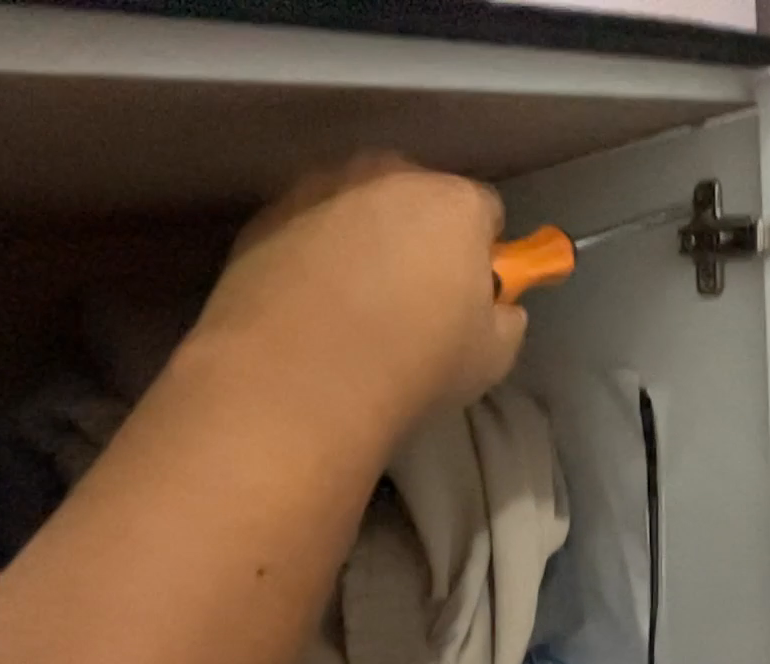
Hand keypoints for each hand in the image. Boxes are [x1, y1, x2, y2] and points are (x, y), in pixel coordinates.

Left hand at [179, 157, 527, 434]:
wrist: (298, 382)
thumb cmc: (414, 365)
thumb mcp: (493, 356)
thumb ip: (505, 317)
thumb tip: (497, 307)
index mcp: (452, 202)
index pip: (485, 211)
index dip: (484, 254)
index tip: (472, 294)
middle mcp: (386, 175)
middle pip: (418, 199)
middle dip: (422, 239)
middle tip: (414, 305)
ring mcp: (318, 191)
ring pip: (358, 210)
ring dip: (366, 245)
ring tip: (354, 313)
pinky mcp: (265, 217)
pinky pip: (308, 230)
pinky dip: (316, 258)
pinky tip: (312, 312)